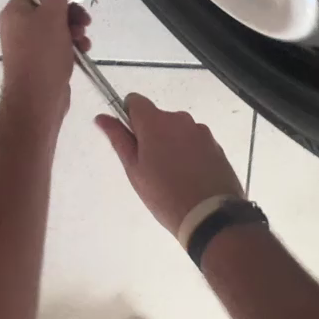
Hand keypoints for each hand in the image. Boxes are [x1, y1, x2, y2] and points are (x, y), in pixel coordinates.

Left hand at [0, 0, 92, 126]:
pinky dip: (70, 44)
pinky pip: (56, 44)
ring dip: (74, 28)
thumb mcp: (52, 15)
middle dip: (70, 11)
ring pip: (56, 26)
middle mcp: (18, 25)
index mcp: (15, 10)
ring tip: (83, 38)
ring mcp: (27, 44)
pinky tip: (82, 50)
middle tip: (85, 19)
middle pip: (48, 6)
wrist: (37, 100)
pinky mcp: (38, 60)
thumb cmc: (42, 54)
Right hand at [97, 93, 245, 233]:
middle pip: (158, 117)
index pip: (134, 100)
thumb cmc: (164, 195)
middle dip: (152, 134)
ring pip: (177, 130)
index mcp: (155, 121)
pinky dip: (190, 153)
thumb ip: (118, 138)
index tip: (132, 140)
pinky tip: (192, 178)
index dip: (129, 116)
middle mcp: (179, 118)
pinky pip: (195, 142)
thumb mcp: (134, 170)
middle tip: (151, 166)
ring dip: (172, 144)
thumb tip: (101, 118)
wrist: (211, 217)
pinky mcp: (217, 145)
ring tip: (174, 176)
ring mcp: (201, 131)